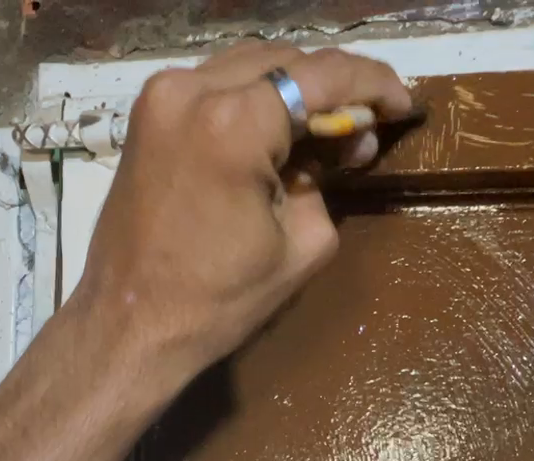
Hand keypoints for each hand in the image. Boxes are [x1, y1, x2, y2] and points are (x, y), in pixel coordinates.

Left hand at [70, 43, 412, 392]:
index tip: (403, 104)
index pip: (321, 76)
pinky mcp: (146, 118)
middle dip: (331, 89)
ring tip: (321, 134)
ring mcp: (160, 98)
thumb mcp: (300, 248)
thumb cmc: (216, 304)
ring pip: (246, 66)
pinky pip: (213, 87)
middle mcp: (190, 89)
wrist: (130, 327)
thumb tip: (345, 143)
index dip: (373, 84)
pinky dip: (250, 100)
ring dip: (290, 90)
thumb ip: (328, 181)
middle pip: (284, 60)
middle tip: (362, 129)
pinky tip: (273, 134)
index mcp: (232, 123)